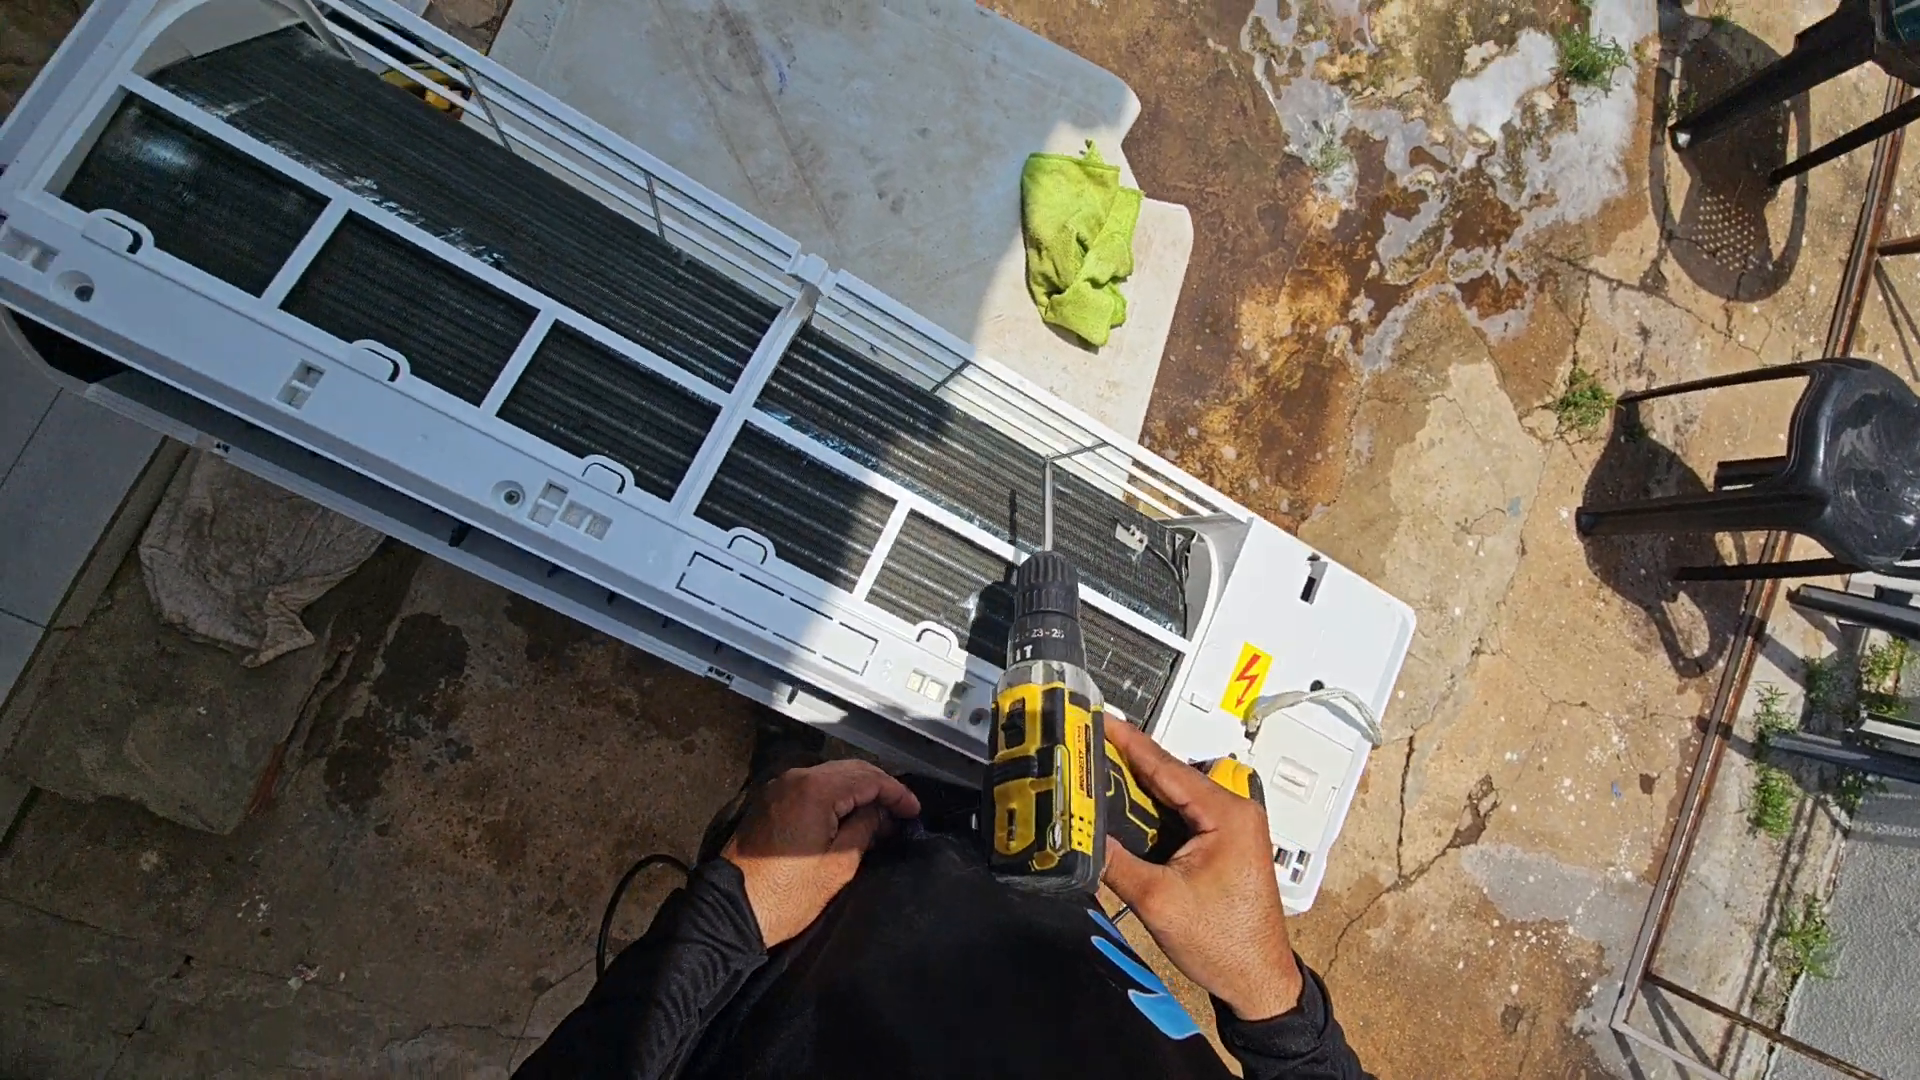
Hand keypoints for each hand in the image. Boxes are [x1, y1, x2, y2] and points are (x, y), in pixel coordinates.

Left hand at [722, 759, 920, 946]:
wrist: (730, 914)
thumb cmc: (786, 895)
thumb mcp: (837, 866)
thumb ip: (865, 828)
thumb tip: (880, 811)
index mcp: (815, 789)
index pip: (868, 778)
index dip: (896, 793)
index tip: (914, 812)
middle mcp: (796, 777)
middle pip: (851, 770)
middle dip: (880, 789)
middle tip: (901, 814)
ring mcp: (780, 787)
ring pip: (832, 776)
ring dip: (859, 792)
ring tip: (880, 819)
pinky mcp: (771, 801)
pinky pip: (813, 788)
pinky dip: (836, 797)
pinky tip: (850, 817)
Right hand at [1101, 722, 1303, 1020]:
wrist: (1259, 985)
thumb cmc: (1223, 944)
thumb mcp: (1158, 901)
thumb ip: (1115, 862)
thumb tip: (1078, 833)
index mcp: (1226, 813)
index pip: (1166, 766)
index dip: (1128, 741)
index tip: (1101, 719)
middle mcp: (1233, 809)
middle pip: (1169, 774)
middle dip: (1128, 758)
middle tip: (1089, 742)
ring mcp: (1230, 824)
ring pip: (1173, 791)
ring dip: (1137, 783)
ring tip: (1098, 766)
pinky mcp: (1222, 840)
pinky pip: (1179, 810)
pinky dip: (1150, 806)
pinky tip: (1123, 802)